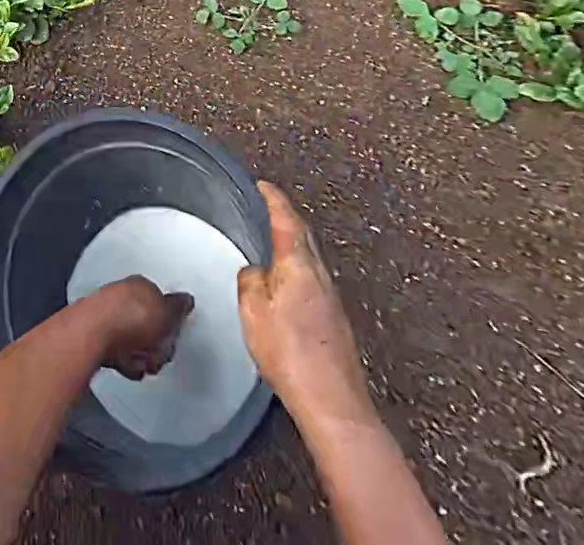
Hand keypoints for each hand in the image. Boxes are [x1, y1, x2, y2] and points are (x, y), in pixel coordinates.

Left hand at [91, 275, 194, 380]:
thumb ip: (179, 307)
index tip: (172, 336)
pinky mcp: (94, 337)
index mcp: (141, 284)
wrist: (92, 334)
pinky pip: (117, 352)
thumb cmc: (130, 317)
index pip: (162, 302)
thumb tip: (186, 301)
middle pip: (148, 324)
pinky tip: (127, 365)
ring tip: (141, 361)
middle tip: (157, 352)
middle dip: (156, 343)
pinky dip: (124, 361)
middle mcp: (123, 296)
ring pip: (133, 341)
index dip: (170, 323)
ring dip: (141, 356)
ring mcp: (107, 316)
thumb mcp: (168, 312)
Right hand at [237, 181, 371, 425]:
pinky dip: (297, 270)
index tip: (264, 185)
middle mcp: (320, 273)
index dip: (274, 198)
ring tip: (274, 242)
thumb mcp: (252, 310)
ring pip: (309, 257)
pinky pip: (312, 279)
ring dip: (292, 243)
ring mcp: (330, 295)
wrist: (331, 398)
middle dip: (286, 217)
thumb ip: (249, 280)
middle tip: (270, 206)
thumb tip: (254, 271)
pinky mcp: (333, 316)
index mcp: (299, 263)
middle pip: (302, 234)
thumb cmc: (292, 354)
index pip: (286, 218)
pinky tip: (287, 285)